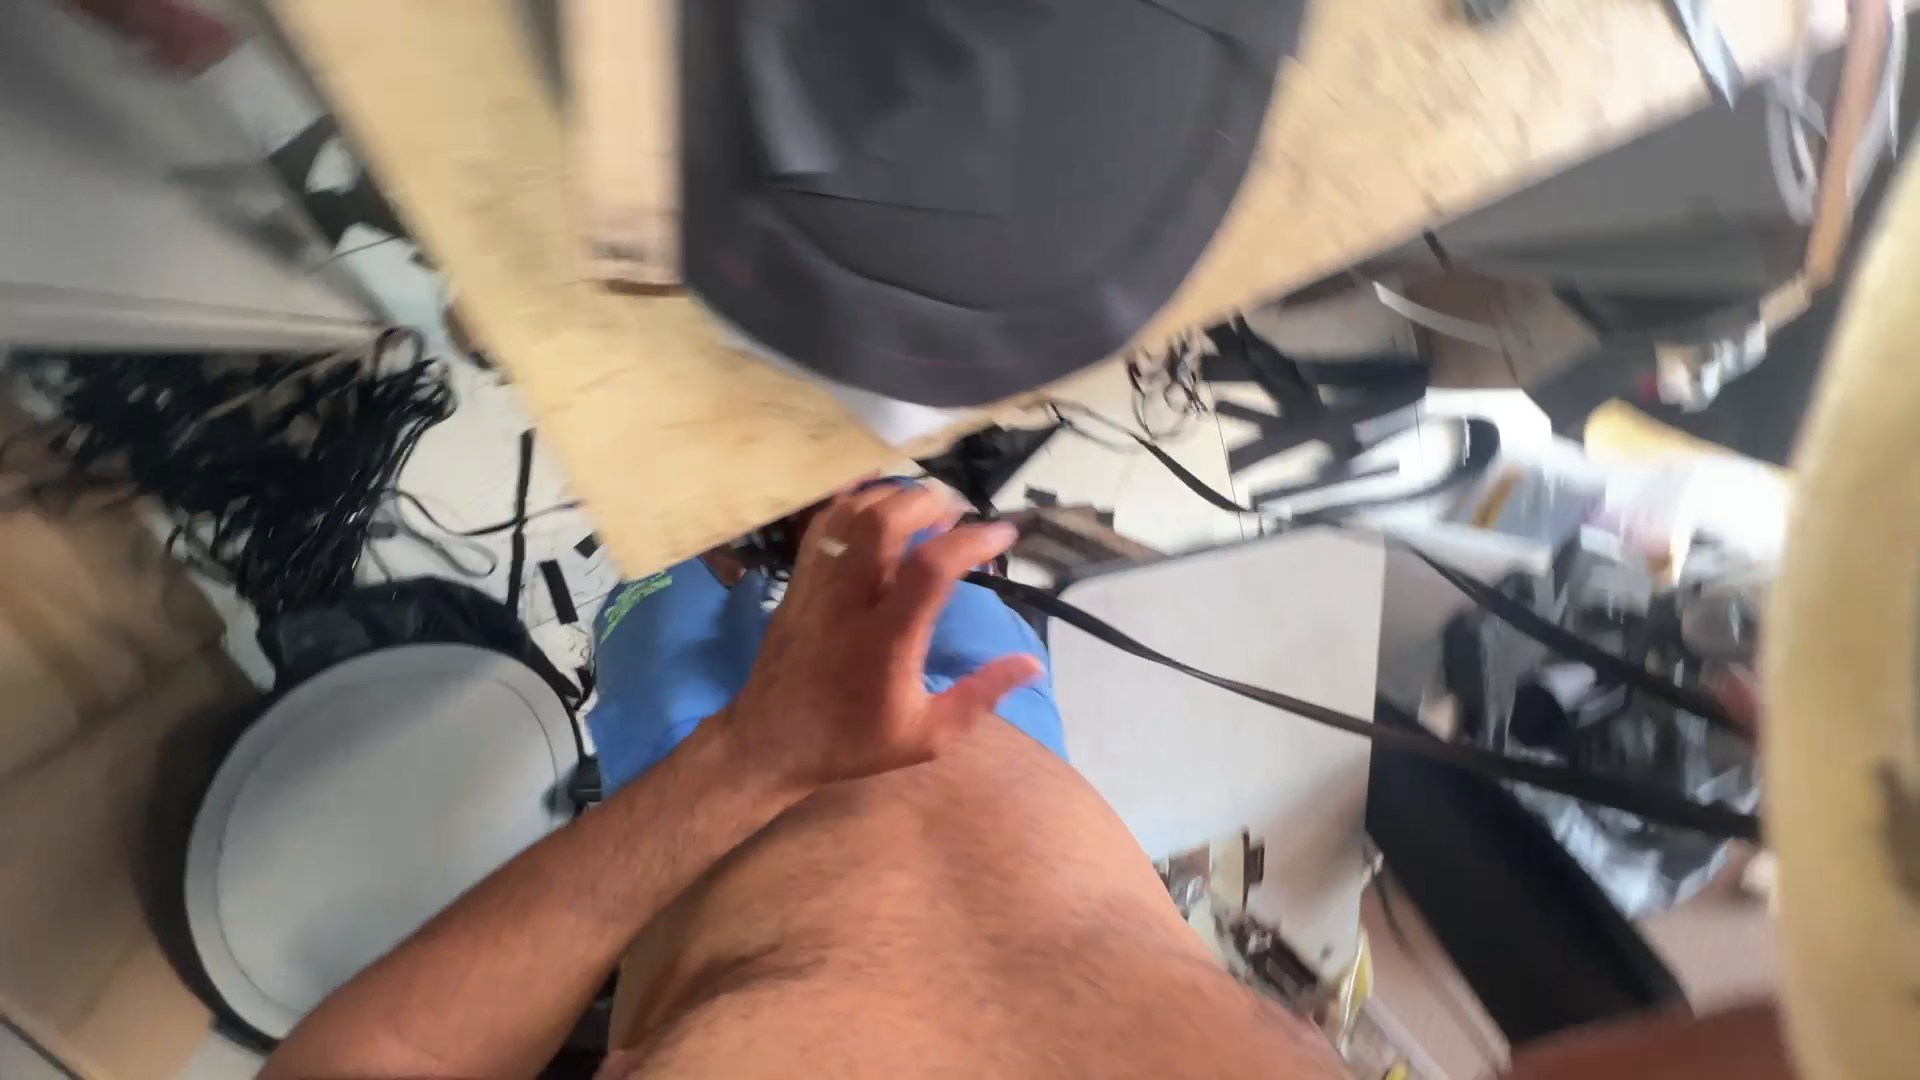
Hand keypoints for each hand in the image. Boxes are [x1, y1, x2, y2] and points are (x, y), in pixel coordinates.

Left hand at [718, 482, 1041, 791]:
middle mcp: (849, 601)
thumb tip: (1032, 664)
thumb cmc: (853, 740)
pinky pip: (822, 525)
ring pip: (849, 516)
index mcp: (887, 639)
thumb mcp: (928, 734)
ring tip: (923, 506)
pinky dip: (852, 501)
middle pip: (883, 523)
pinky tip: (876, 500)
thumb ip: (981, 695)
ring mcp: (817, 586)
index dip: (972, 541)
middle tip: (957, 512)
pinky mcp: (798, 581)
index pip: (930, 569)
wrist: (770, 742)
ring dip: (891, 497)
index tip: (1003, 533)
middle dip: (927, 503)